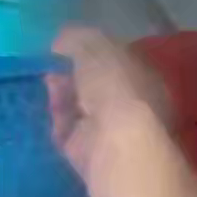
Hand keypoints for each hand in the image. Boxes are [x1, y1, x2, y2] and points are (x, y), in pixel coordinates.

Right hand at [48, 26, 171, 182]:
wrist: (116, 145)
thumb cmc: (115, 87)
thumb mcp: (95, 46)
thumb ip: (78, 39)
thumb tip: (62, 42)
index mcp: (145, 80)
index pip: (118, 63)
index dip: (92, 52)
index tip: (68, 46)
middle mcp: (133, 109)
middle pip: (98, 89)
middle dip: (74, 76)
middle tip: (54, 67)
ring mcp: (113, 135)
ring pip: (82, 112)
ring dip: (64, 97)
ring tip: (50, 86)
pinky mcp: (92, 157)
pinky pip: (71, 135)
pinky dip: (60, 123)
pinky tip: (52, 112)